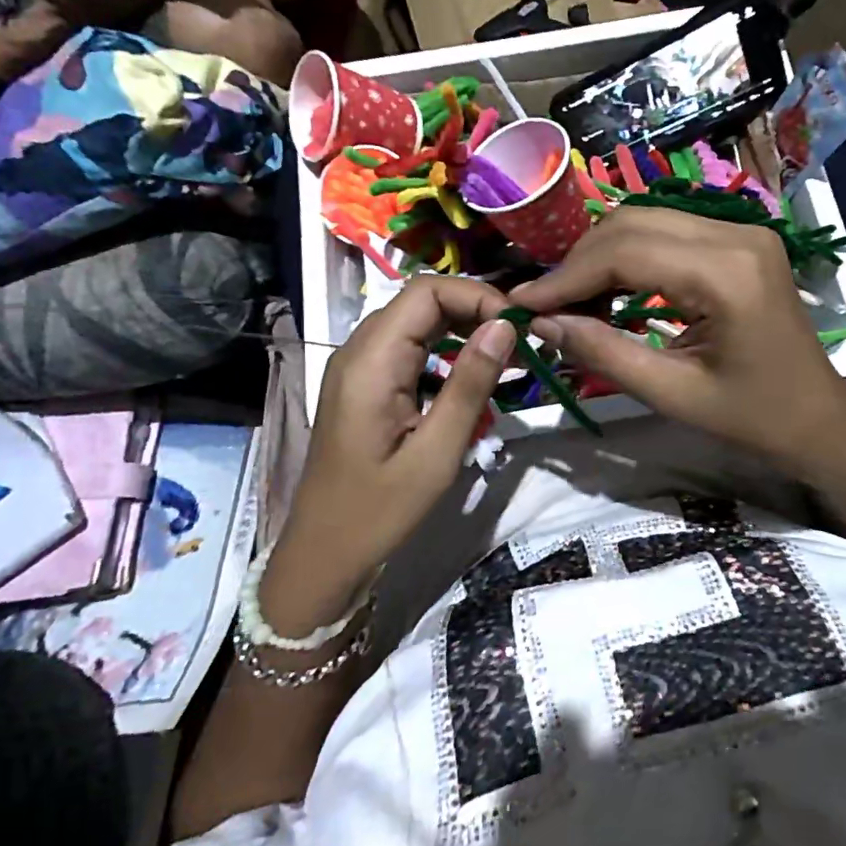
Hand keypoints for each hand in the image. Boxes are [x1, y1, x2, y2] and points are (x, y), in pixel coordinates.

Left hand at [262, 276, 514, 630]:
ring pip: (417, 324)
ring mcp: (358, 368)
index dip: (477, 296)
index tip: (519, 326)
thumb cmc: (380, 510)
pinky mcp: (366, 386)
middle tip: (521, 343)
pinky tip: (472, 378)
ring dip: (463, 330)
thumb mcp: (437, 451)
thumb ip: (470, 383)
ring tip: (506, 358)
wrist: (325, 553)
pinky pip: (409, 350)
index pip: (427, 291)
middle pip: (422, 302)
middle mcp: (359, 352)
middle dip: (475, 311)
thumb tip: (505, 326)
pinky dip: (445, 353)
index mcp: (371, 362)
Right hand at [509, 207, 845, 471]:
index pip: (626, 252)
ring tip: (574, 302)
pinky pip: (670, 231)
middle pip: (633, 222)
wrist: (817, 418)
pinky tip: (611, 290)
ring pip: (647, 220)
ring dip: (602, 255)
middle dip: (580, 262)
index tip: (524, 304)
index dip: (567, 277)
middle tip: (548, 306)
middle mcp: (737, 234)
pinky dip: (631, 255)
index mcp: (727, 273)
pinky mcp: (741, 240)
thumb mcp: (672, 393)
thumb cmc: (753, 417)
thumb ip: (603, 352)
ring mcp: (743, 231)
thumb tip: (540, 323)